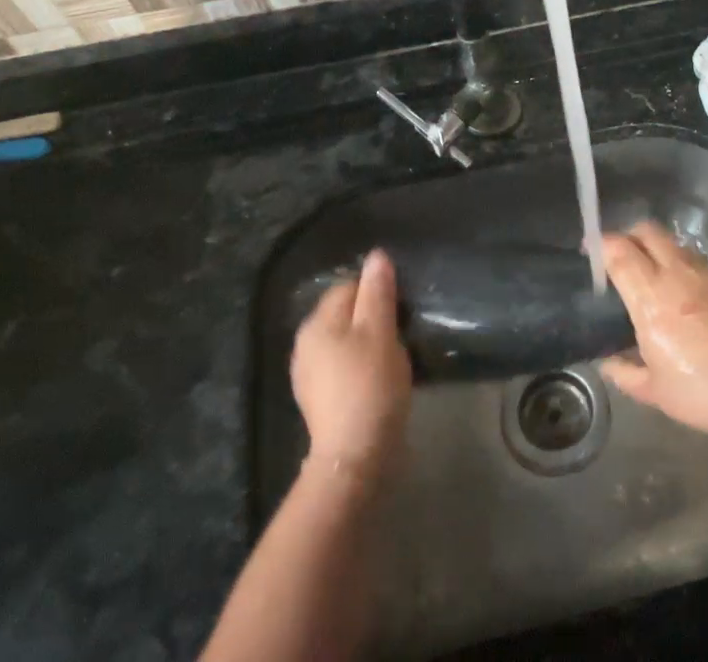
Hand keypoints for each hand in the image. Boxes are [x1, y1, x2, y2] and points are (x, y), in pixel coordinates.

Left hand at [292, 249, 412, 476]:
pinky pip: (341, 365)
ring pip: (342, 340)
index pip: (348, 287)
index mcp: (318, 322)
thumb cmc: (371, 386)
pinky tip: (377, 379)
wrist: (354, 452)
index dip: (377, 291)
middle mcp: (305, 343)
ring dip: (366, 342)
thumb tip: (377, 255)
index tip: (403, 307)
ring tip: (393, 354)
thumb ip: (378, 293)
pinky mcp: (318, 397)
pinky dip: (359, 365)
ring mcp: (308, 372)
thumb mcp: (381, 333)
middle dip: (371, 316)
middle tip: (402, 330)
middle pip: (343, 313)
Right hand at [598, 222, 707, 445]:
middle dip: (629, 236)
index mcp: (651, 299)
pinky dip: (686, 269)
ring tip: (654, 278)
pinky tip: (688, 297)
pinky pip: (701, 263)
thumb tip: (609, 362)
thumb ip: (625, 372)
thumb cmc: (703, 394)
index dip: (600, 245)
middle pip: (648, 231)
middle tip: (621, 258)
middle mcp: (679, 275)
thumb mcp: (654, 392)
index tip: (590, 253)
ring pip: (676, 244)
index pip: (619, 251)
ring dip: (659, 251)